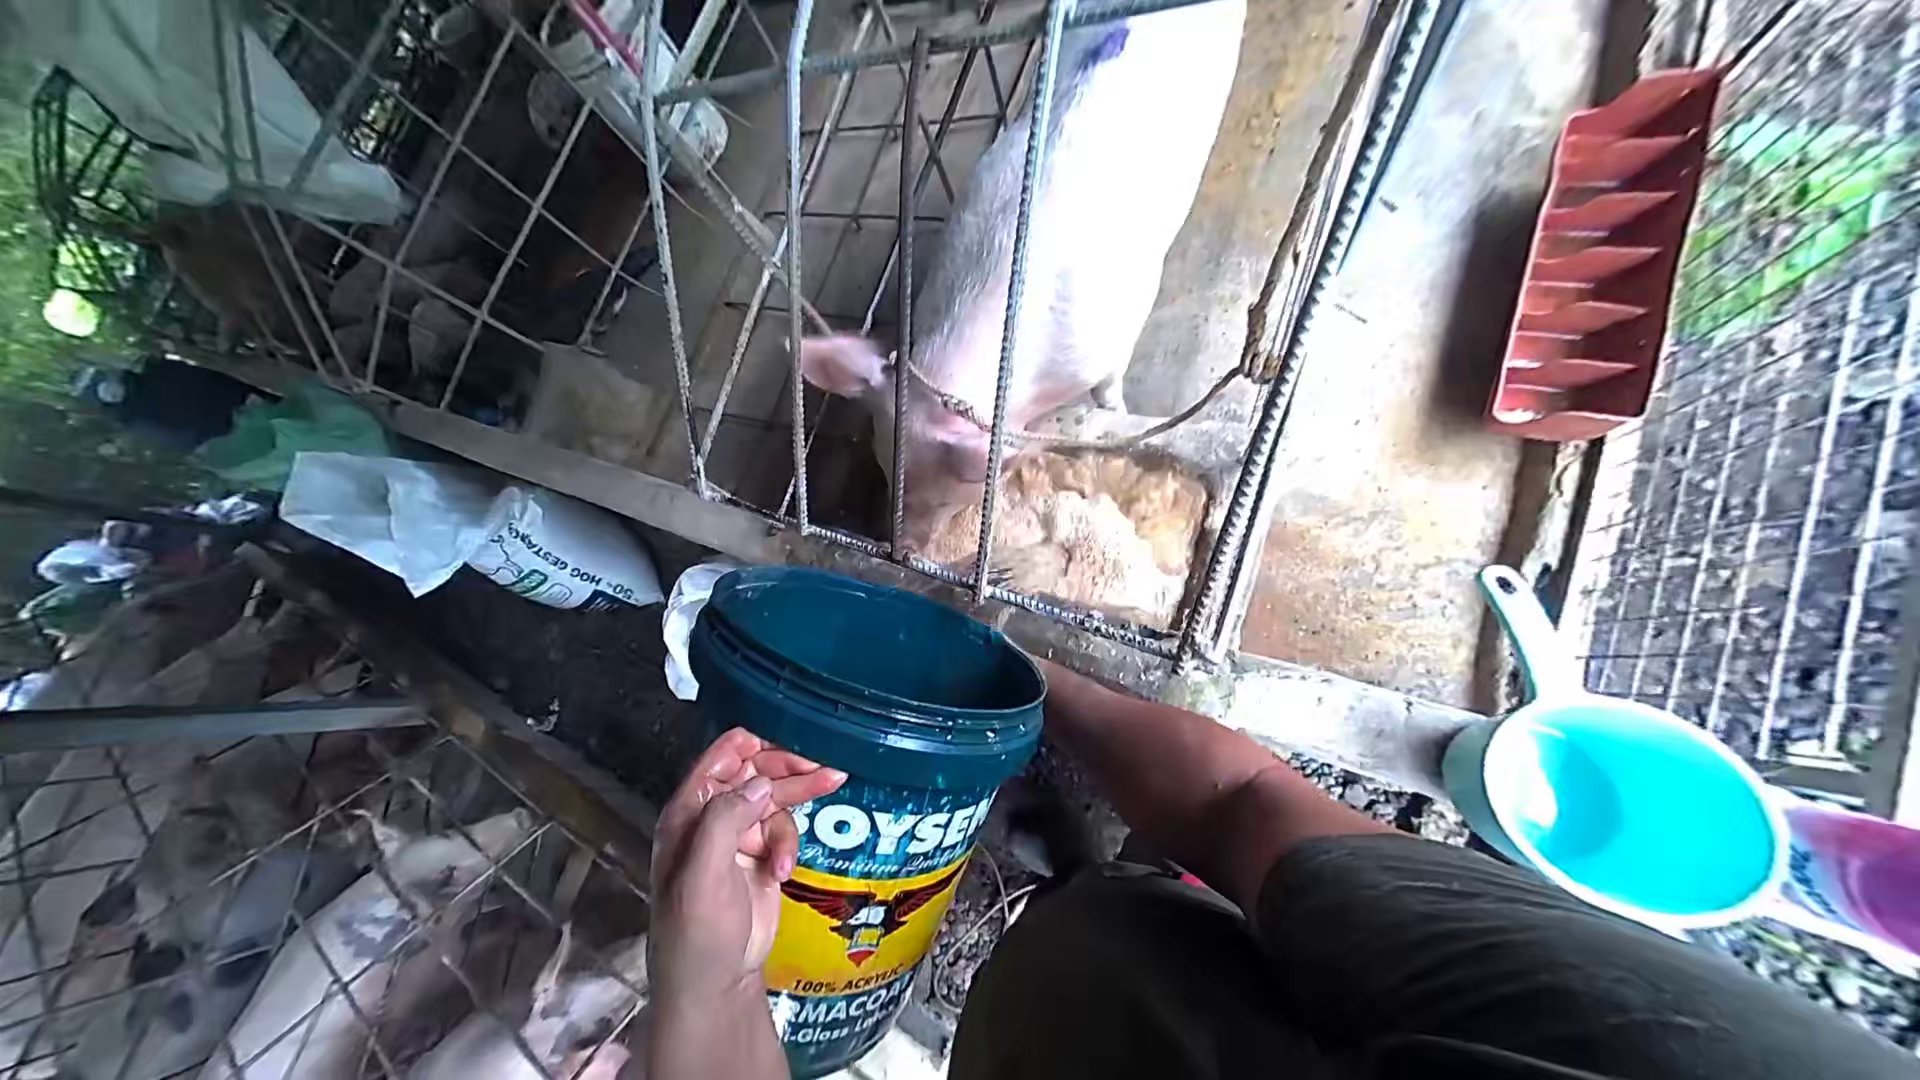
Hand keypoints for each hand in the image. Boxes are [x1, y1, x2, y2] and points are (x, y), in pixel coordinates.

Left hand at [650, 728, 846, 1005]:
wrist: (716, 983)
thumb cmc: (697, 931)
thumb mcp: (703, 874)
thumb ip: (725, 820)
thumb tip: (760, 783)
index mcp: (690, 810)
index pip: (722, 757)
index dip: (754, 743)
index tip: (790, 735)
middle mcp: (714, 815)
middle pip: (757, 771)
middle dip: (789, 765)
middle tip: (821, 762)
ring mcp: (740, 833)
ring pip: (777, 795)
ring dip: (802, 792)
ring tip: (834, 781)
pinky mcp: (762, 852)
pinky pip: (785, 827)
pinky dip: (791, 842)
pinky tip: (787, 867)